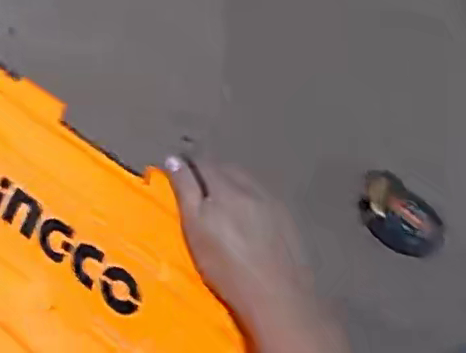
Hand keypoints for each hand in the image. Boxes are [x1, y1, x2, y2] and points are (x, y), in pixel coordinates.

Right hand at [165, 156, 348, 352]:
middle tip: (198, 185)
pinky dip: (251, 198)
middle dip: (211, 170)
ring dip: (232, 182)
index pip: (202, 160)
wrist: (282, 306)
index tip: (177, 169)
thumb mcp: (195, 226)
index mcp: (226, 187)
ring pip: (248, 182)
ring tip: (222, 199)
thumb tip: (173, 159)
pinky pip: (265, 198)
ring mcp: (276, 207)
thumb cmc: (227, 266)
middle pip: (227, 167)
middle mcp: (252, 190)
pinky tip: (248, 215)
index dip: (187, 162)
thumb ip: (184, 188)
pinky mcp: (291, 225)